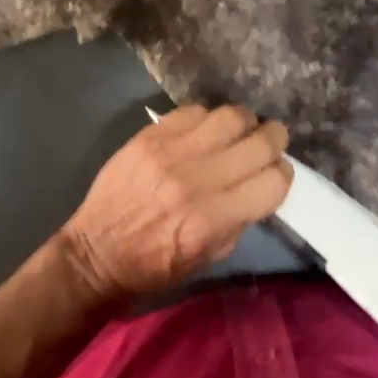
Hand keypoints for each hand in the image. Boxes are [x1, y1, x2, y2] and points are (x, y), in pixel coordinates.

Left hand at [58, 105, 292, 301]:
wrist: (95, 254)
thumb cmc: (155, 267)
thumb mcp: (209, 258)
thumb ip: (240, 219)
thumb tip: (262, 184)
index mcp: (212, 220)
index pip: (274, 181)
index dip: (282, 176)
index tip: (276, 176)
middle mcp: (196, 181)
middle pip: (260, 142)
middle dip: (274, 140)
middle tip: (271, 142)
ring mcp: (172, 152)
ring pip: (231, 116)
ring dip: (244, 122)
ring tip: (241, 131)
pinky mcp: (151, 135)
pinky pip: (195, 110)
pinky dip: (208, 119)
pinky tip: (205, 131)